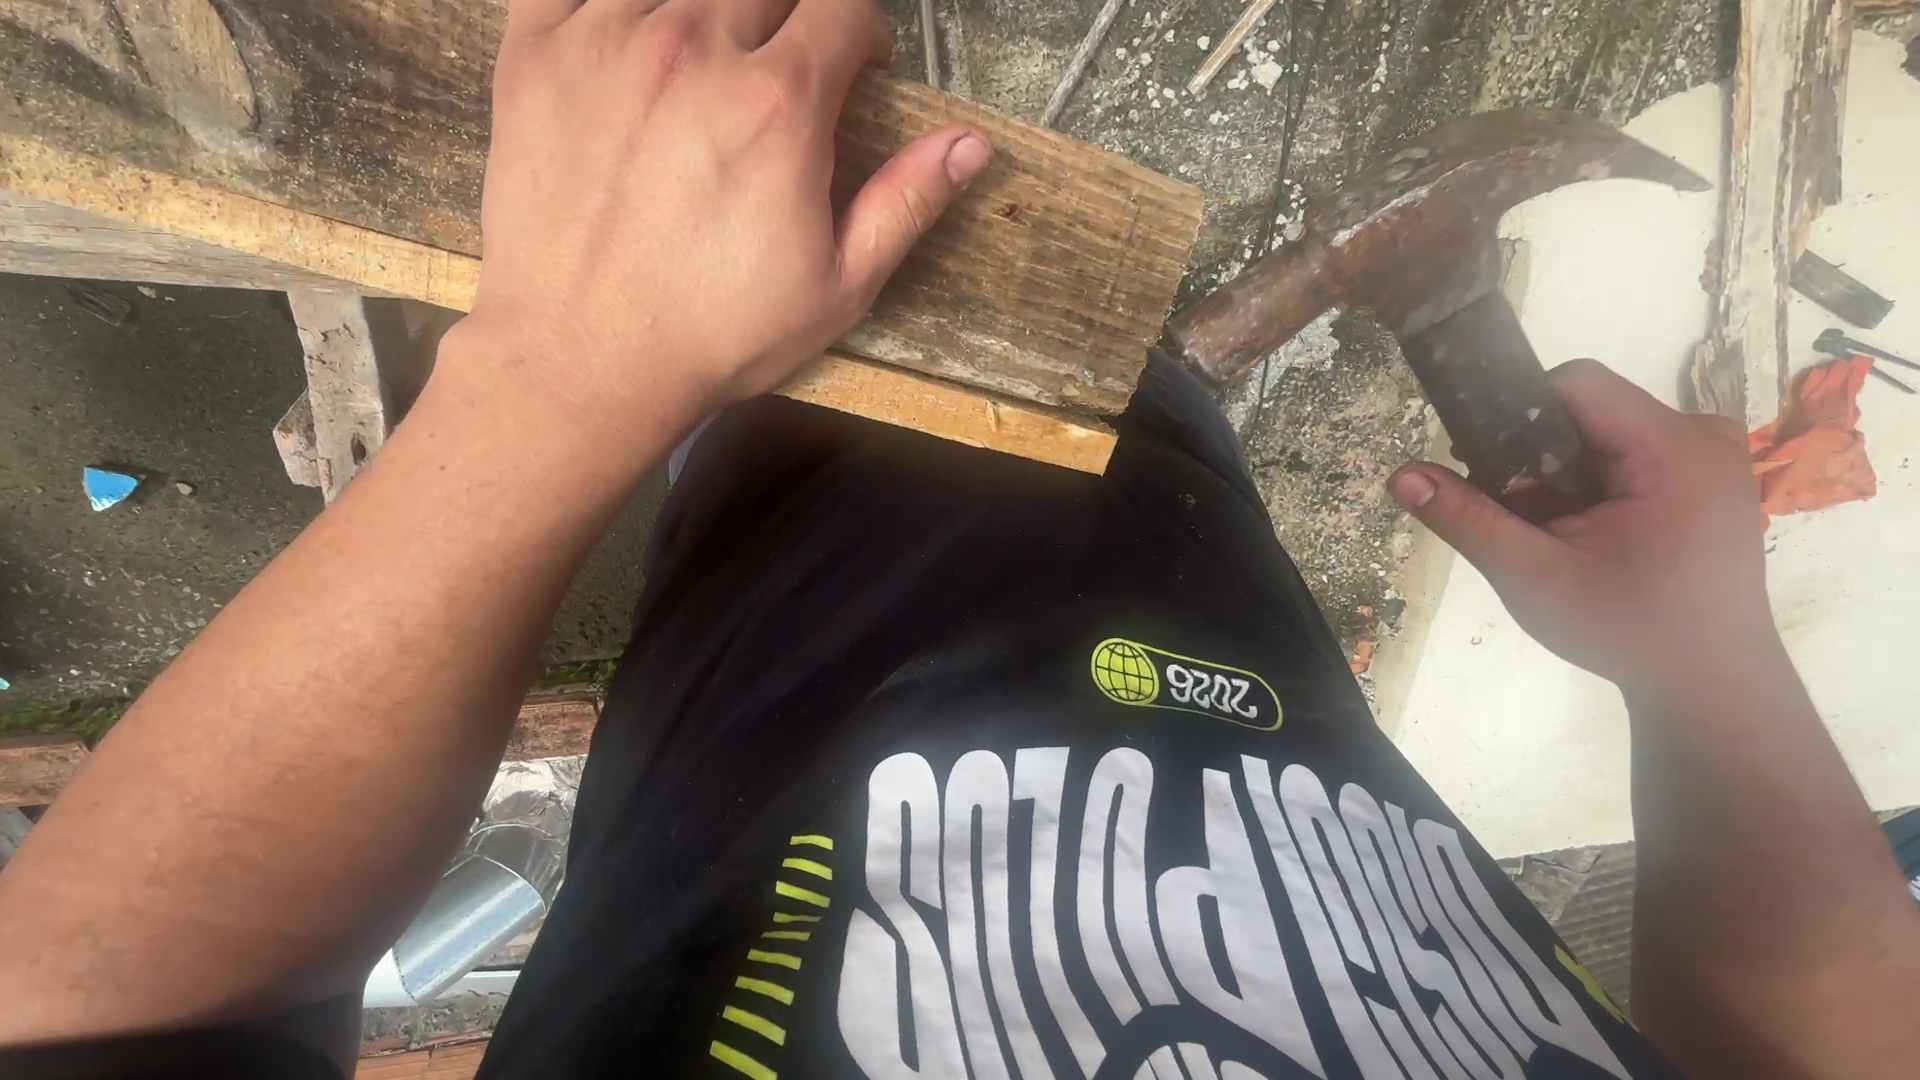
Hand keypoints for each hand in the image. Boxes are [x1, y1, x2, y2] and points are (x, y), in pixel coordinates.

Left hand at [441, 0, 992, 442]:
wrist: (587, 360)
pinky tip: (636, 51)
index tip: (856, 69)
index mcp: (780, 104)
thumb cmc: (724, 334)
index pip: (843, 7)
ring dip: (713, 13)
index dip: (861, 34)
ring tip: (710, 71)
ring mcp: (605, 39)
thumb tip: (973, 143)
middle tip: (780, 83)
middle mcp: (694, 46)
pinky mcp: (534, 50)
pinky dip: (619, 6)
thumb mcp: (839, 287)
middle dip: (790, 21)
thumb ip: (906, 202)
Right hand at [1387, 359, 1777, 689]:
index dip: (1515, 411)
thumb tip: (1400, 476)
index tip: (1482, 464)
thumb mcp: (1531, 576)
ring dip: (1550, 472)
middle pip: (1583, 408)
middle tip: (1508, 513)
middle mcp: (1700, 438)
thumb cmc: (1626, 629)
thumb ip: (1467, 520)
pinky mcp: (1698, 480)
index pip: (1577, 382)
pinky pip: (1618, 454)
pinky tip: (1571, 532)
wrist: (1708, 684)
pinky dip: (1578, 484)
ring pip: (1595, 433)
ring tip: (1540, 530)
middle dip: (1529, 452)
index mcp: (1674, 450)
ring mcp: (1704, 458)